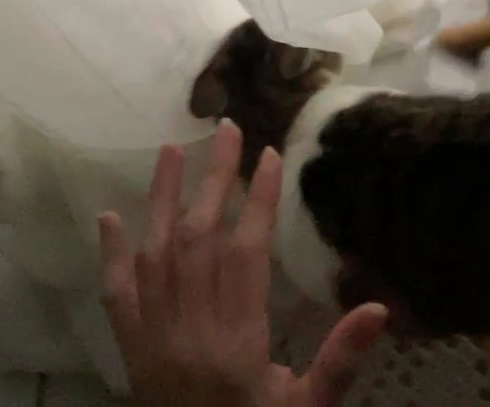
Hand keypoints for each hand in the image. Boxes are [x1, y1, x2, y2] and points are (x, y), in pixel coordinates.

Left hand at [98, 120, 387, 406]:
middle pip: (198, 240)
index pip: (245, 255)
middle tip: (225, 128)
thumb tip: (380, 307)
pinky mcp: (130, 352)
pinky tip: (109, 217)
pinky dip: (111, 255)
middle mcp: (189, 332)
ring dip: (162, 198)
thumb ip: (339, 361)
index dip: (258, 200)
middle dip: (213, 178)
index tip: (269, 154)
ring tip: (171, 149)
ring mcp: (152, 340)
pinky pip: (115, 297)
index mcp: (236, 342)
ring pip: (154, 256)